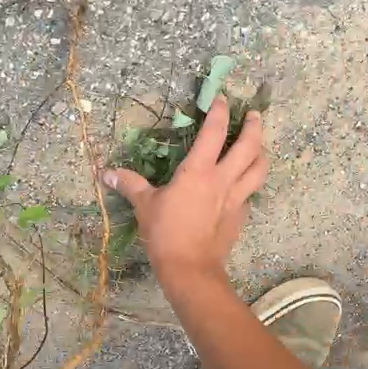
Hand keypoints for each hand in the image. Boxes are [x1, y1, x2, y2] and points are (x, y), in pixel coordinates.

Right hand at [102, 96, 267, 288]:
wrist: (190, 269)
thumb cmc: (165, 233)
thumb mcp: (144, 205)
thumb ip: (129, 184)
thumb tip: (105, 172)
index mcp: (199, 171)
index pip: (215, 132)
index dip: (221, 112)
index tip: (222, 99)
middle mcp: (223, 179)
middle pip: (249, 146)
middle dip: (254, 126)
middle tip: (255, 115)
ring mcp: (237, 198)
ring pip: (259, 168)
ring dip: (262, 152)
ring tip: (259, 144)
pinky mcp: (241, 215)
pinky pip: (251, 192)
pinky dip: (251, 181)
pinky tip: (245, 182)